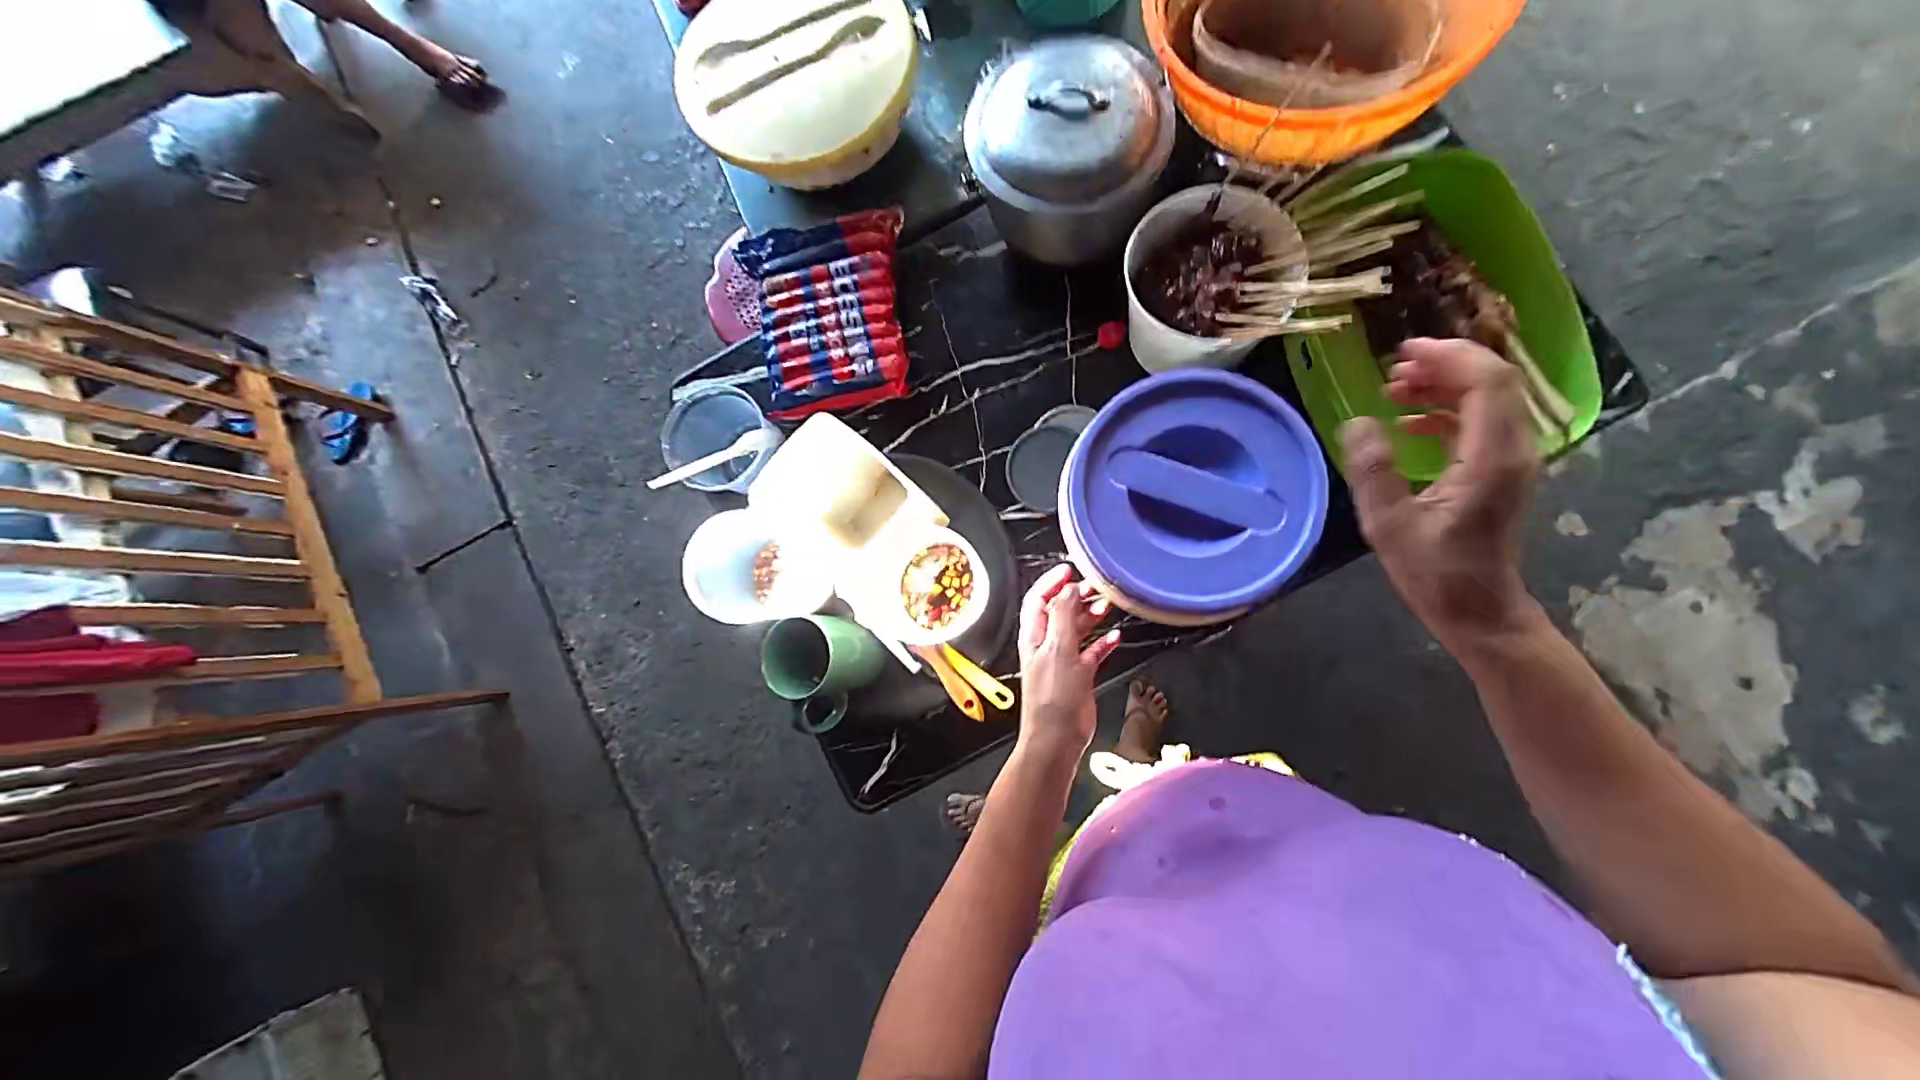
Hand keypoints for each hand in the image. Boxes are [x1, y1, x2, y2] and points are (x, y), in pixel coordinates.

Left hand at [1016, 564, 1120, 759]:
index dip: (1052, 582)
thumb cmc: (1052, 699)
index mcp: (1034, 636)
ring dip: (1091, 615)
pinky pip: (1092, 652)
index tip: (1070, 569)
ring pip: (1077, 629)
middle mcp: (1046, 645)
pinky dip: (1103, 642)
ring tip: (1107, 604)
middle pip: (1060, 611)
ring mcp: (1062, 660)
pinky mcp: (1079, 676)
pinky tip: (1115, 636)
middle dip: (1077, 595)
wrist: (1058, 738)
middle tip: (1096, 585)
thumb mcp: (1058, 650)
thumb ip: (1064, 617)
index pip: (1039, 599)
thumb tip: (1069, 589)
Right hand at [1341, 338, 1540, 645]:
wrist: (1478, 609)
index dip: (1447, 357)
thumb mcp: (1389, 524)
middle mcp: (1513, 450)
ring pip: (1487, 399)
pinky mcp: (1500, 470)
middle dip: (1443, 366)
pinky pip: (1480, 422)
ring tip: (1394, 391)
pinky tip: (1410, 422)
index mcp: (1491, 458)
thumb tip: (1358, 422)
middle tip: (1391, 372)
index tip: (1402, 352)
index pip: (1486, 382)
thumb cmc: (1433, 572)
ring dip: (1443, 386)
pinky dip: (1446, 410)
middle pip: (1492, 382)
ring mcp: (1511, 460)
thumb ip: (1373, 470)